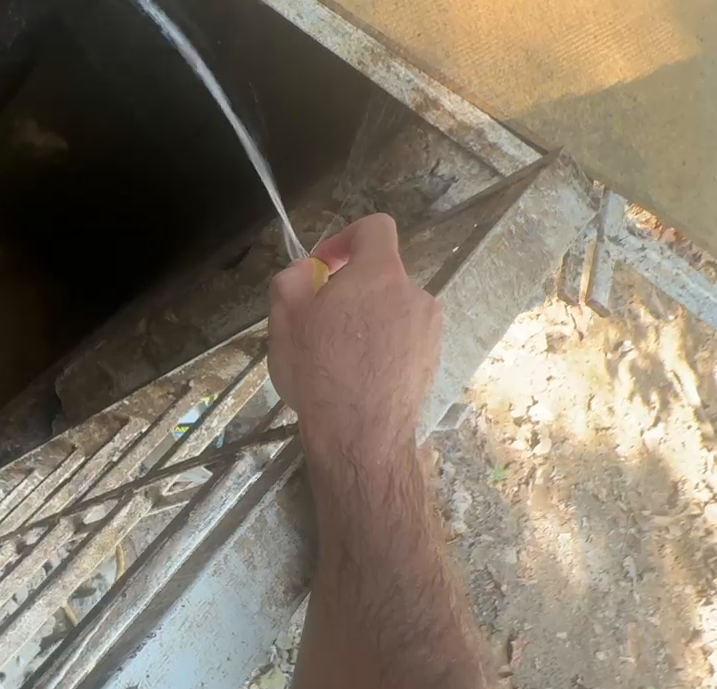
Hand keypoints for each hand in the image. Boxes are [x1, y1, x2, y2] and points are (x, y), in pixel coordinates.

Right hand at [268, 214, 441, 473]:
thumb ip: (291, 281)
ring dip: (363, 324)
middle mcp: (413, 292)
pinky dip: (379, 349)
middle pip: (378, 278)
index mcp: (377, 276)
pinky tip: (356, 379)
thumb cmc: (316, 372)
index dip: (343, 239)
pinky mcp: (432, 355)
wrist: (359, 432)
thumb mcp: (284, 322)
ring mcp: (428, 325)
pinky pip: (401, 339)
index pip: (374, 228)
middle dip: (346, 295)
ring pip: (389, 311)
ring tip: (335, 362)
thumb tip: (308, 269)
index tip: (321, 268)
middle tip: (315, 330)